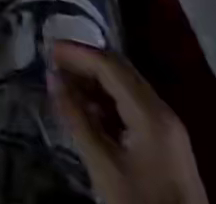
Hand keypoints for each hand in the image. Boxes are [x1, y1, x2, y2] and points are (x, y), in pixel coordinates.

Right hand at [49, 40, 208, 203]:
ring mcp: (167, 125)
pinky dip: (107, 99)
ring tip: (63, 83)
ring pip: (126, 86)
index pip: (110, 67)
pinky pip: (133, 105)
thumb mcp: (103, 166)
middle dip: (85, 62)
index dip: (77, 53)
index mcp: (150, 113)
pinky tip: (87, 108)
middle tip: (52, 61)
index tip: (47, 49)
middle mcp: (162, 110)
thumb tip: (52, 80)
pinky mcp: (165, 139)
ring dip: (95, 80)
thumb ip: (76, 120)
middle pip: (120, 70)